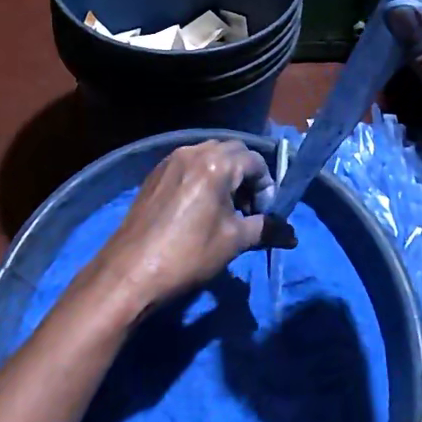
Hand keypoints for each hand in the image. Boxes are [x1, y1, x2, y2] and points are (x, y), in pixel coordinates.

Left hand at [88, 140, 294, 314]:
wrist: (131, 271)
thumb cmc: (188, 254)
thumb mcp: (233, 242)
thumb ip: (265, 229)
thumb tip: (291, 234)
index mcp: (216, 163)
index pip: (255, 161)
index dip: (266, 187)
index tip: (264, 215)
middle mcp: (193, 151)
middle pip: (232, 151)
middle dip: (246, 176)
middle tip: (247, 210)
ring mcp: (170, 160)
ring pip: (208, 155)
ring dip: (224, 175)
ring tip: (224, 211)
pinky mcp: (155, 173)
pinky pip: (188, 164)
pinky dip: (202, 177)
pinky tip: (198, 209)